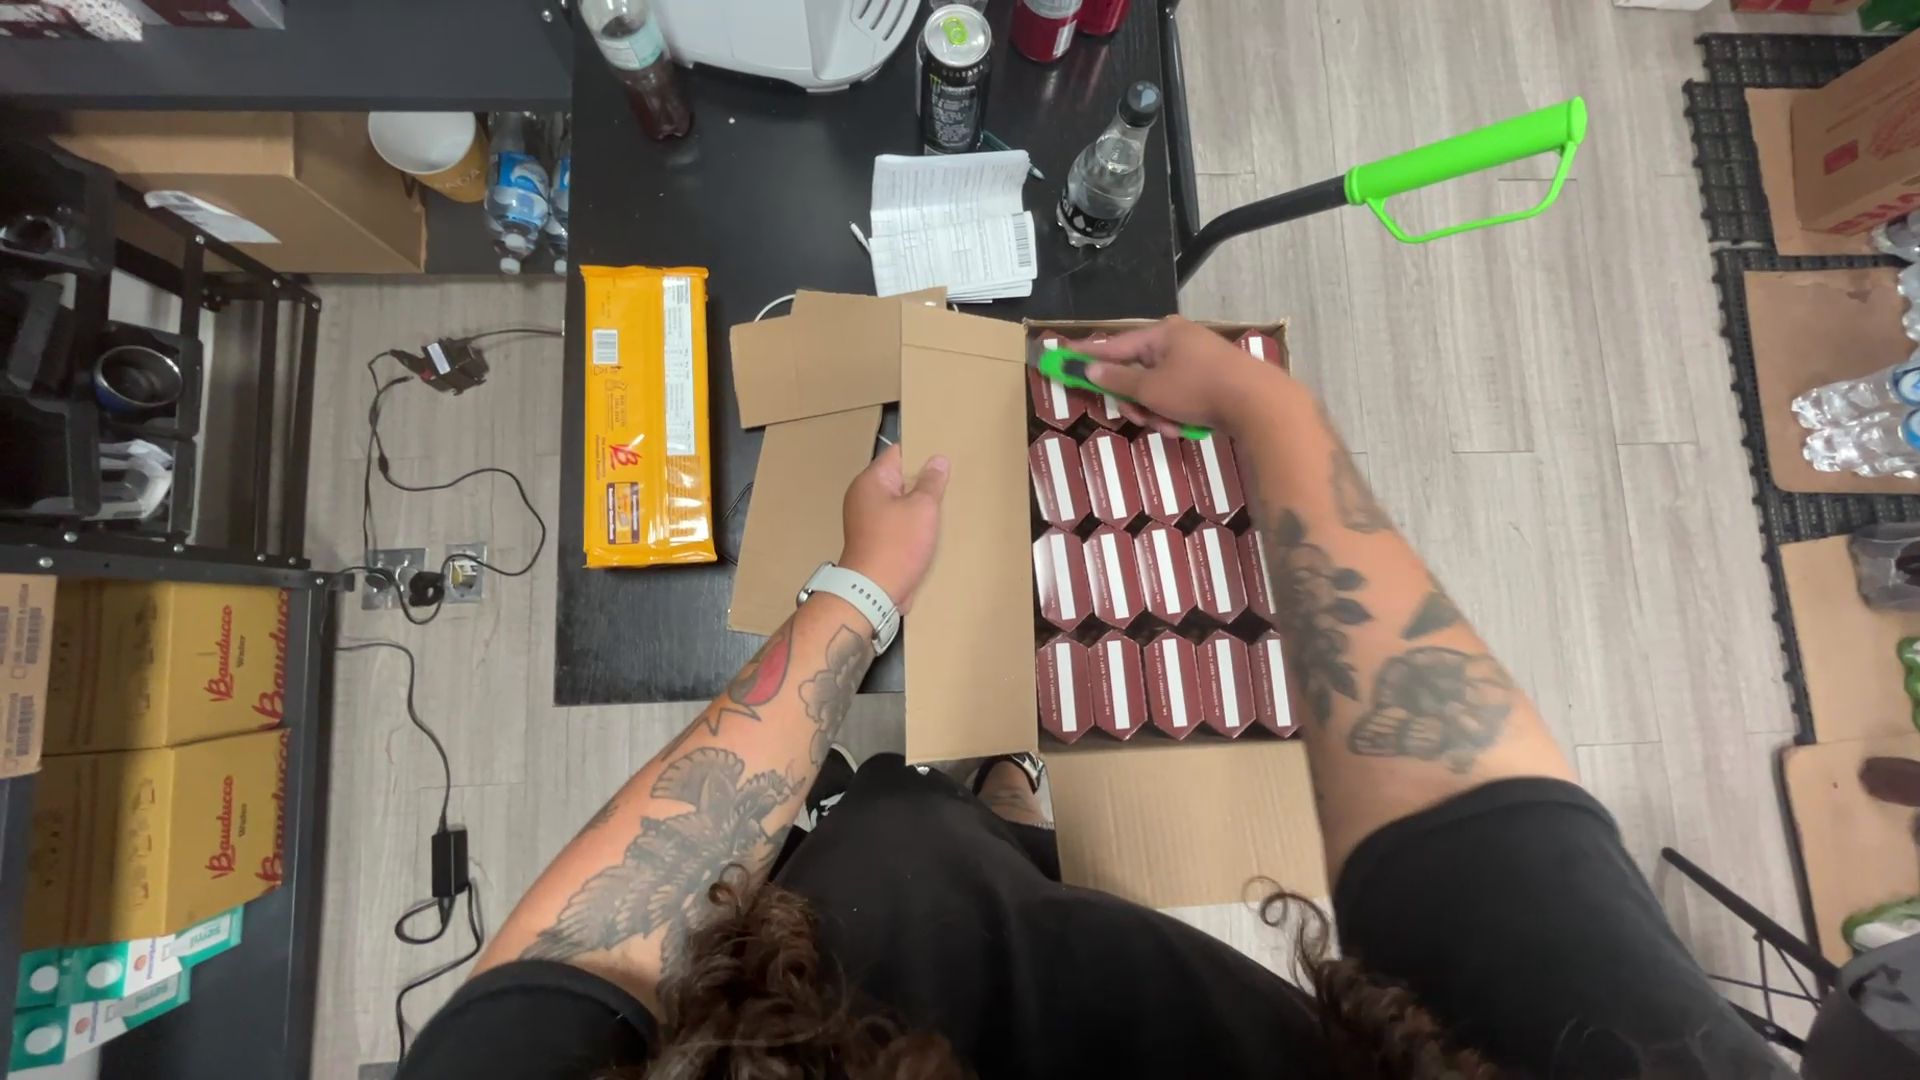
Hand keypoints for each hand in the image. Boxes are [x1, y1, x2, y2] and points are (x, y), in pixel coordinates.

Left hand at [838, 443, 949, 614]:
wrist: (873, 592)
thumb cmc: (897, 545)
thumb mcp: (922, 508)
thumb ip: (931, 482)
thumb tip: (937, 460)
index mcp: (871, 481)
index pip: (898, 453)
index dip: (922, 450)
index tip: (946, 452)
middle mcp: (864, 496)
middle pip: (899, 478)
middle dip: (924, 479)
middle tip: (952, 479)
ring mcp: (867, 519)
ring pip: (900, 502)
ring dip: (920, 505)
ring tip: (947, 503)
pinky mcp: (874, 540)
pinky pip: (898, 523)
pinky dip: (913, 524)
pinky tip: (934, 528)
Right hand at [1078, 316, 1295, 438]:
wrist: (1257, 403)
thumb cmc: (1198, 389)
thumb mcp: (1151, 388)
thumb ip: (1117, 380)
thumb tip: (1090, 369)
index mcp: (1161, 334)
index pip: (1112, 345)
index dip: (1086, 355)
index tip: (1061, 356)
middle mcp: (1176, 342)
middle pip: (1135, 373)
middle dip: (1135, 401)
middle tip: (1139, 416)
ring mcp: (1194, 361)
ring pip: (1155, 391)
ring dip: (1156, 413)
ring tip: (1170, 426)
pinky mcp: (1208, 381)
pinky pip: (1175, 398)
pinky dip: (1174, 414)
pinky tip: (1185, 427)